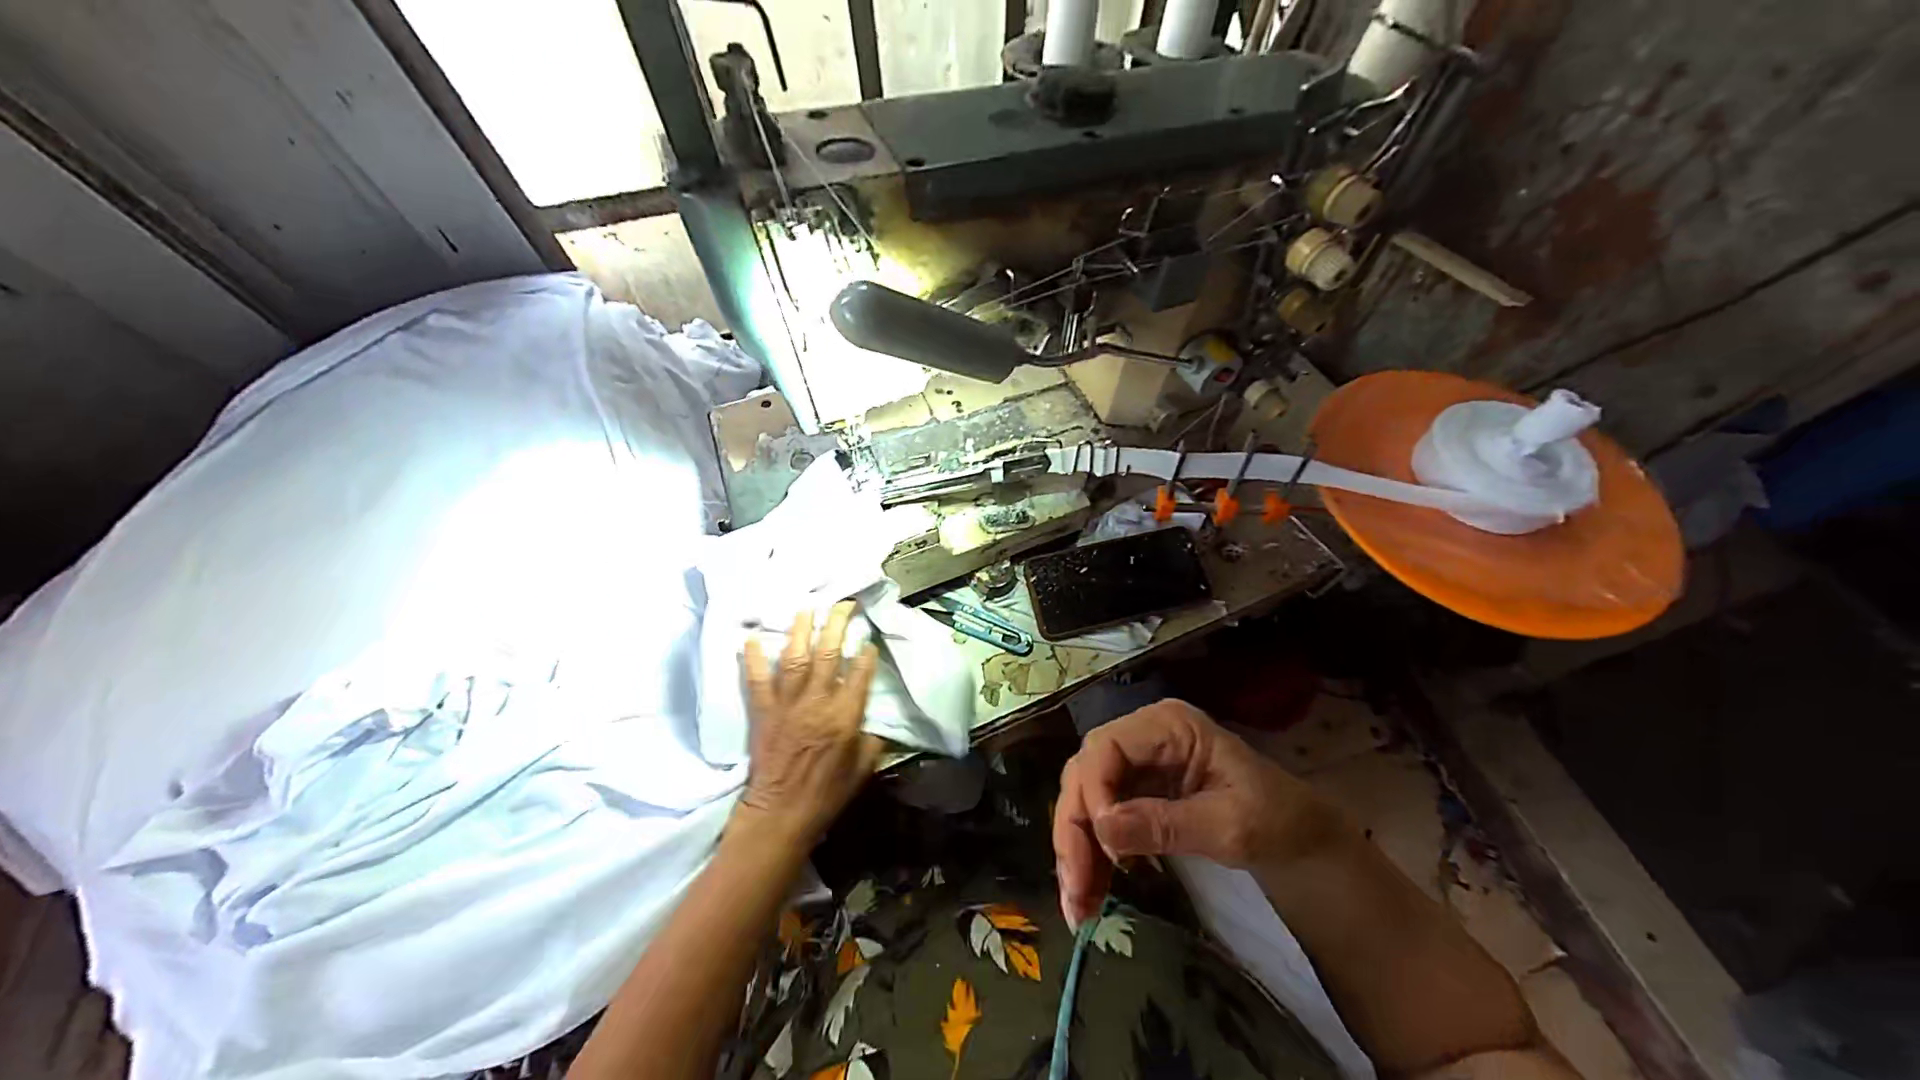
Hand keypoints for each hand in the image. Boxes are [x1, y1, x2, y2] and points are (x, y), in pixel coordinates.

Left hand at [738, 601, 883, 846]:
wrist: (782, 813)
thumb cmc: (827, 794)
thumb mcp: (863, 768)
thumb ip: (872, 739)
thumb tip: (877, 719)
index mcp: (845, 716)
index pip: (859, 674)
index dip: (865, 654)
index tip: (868, 640)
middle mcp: (818, 702)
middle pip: (829, 654)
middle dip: (837, 625)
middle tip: (842, 605)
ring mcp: (788, 704)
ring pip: (796, 658)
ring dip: (801, 630)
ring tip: (806, 609)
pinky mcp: (763, 711)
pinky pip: (757, 679)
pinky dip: (752, 658)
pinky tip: (750, 639)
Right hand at [1052, 699, 1326, 925]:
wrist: (1302, 837)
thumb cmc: (1278, 820)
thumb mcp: (1230, 826)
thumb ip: (1166, 824)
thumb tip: (1102, 827)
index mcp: (1167, 725)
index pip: (1105, 747)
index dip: (1093, 792)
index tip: (1104, 846)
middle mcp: (1141, 736)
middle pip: (1085, 773)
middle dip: (1074, 831)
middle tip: (1075, 891)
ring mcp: (1136, 763)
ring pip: (1084, 799)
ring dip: (1076, 850)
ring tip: (1078, 907)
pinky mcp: (1134, 791)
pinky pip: (1100, 819)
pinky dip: (1091, 856)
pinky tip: (1089, 894)